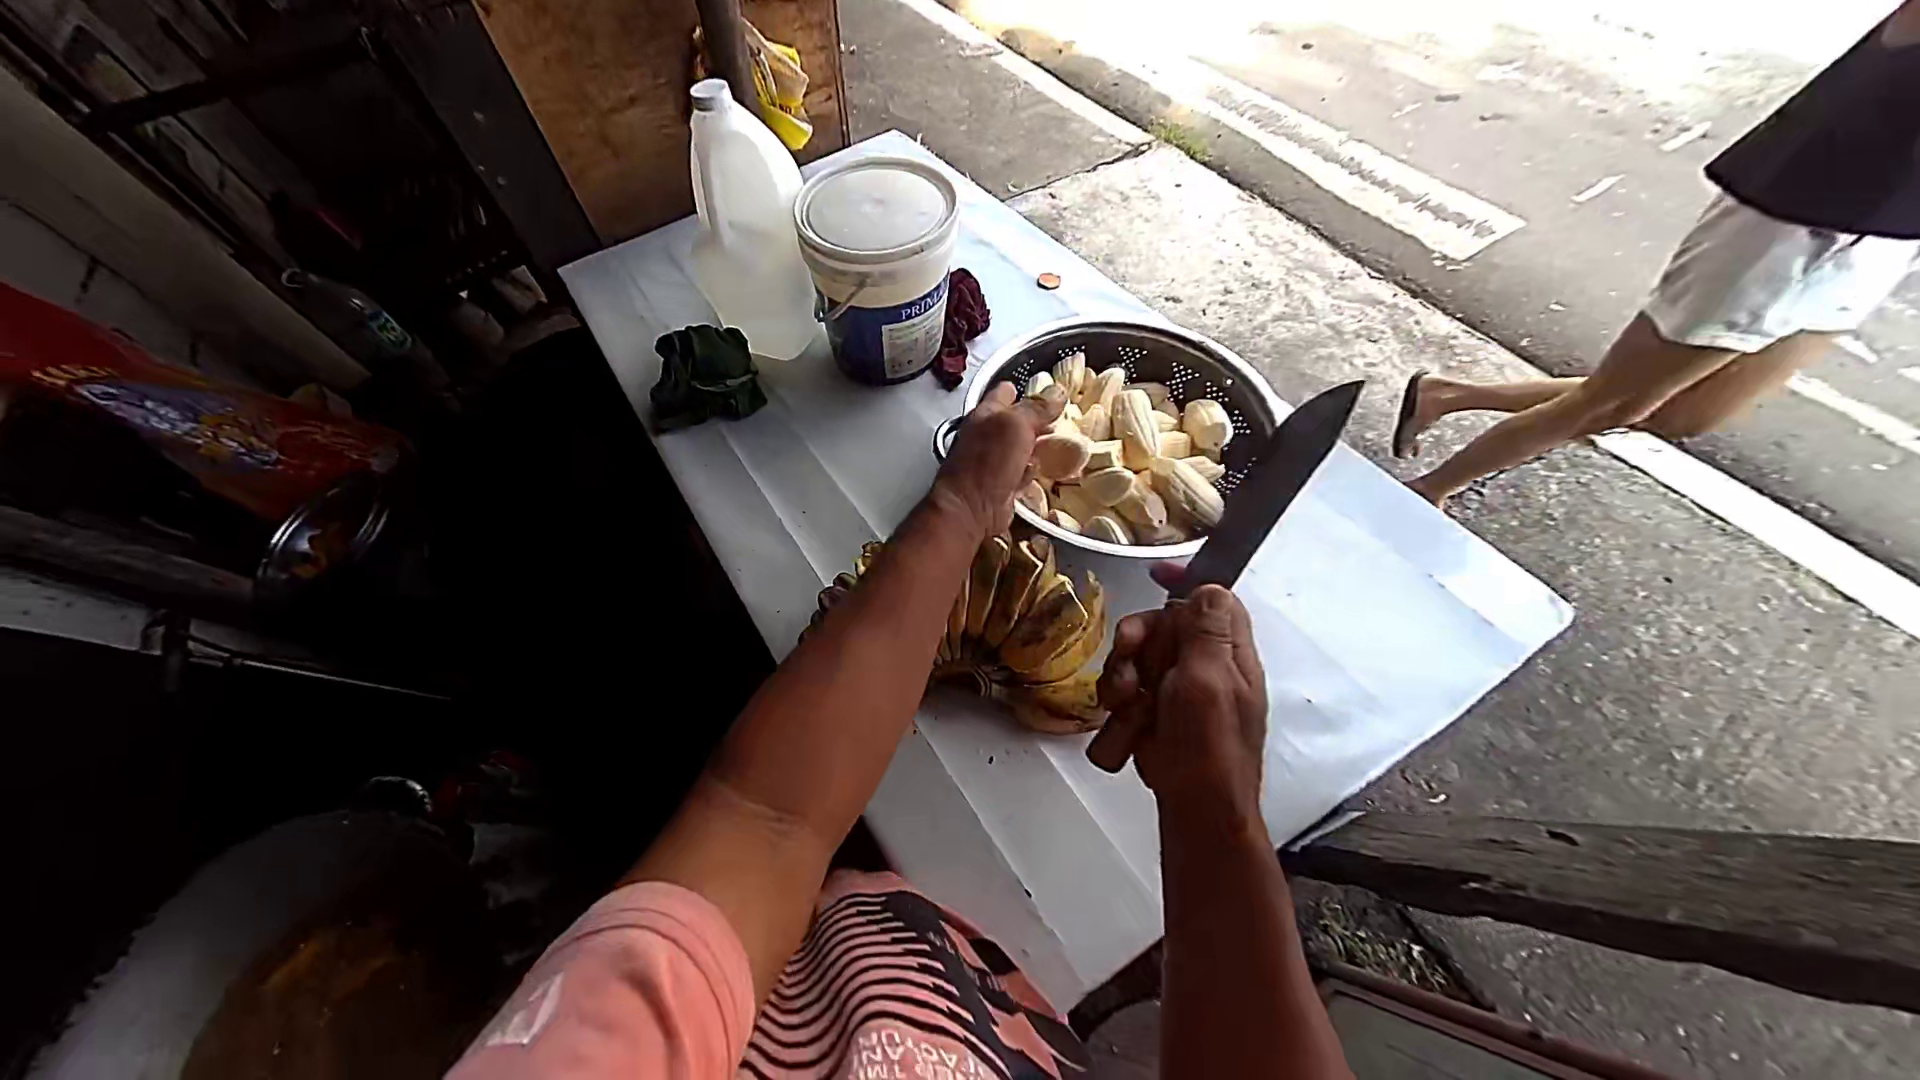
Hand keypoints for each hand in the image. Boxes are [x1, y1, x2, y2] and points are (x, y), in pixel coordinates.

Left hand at [932, 380, 1065, 536]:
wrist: (972, 508)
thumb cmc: (988, 462)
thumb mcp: (1016, 425)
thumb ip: (1036, 409)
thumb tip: (1057, 393)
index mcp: (986, 414)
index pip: (1004, 392)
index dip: (1024, 387)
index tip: (1045, 388)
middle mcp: (986, 435)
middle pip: (1014, 421)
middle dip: (1035, 419)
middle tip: (1057, 417)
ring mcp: (991, 461)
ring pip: (1018, 447)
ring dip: (1035, 445)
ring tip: (1055, 441)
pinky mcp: (1000, 484)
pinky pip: (1020, 472)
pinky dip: (1030, 470)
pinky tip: (1039, 469)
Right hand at [1098, 573, 1266, 822]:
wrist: (1194, 803)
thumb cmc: (1209, 743)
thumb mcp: (1210, 680)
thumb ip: (1209, 631)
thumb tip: (1213, 587)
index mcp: (1229, 652)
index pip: (1213, 600)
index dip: (1188, 582)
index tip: (1158, 573)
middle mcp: (1203, 663)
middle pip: (1162, 624)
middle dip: (1139, 637)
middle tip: (1128, 652)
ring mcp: (1176, 686)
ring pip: (1137, 654)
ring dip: (1123, 672)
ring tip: (1126, 701)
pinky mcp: (1152, 706)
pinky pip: (1124, 684)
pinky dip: (1117, 698)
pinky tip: (1124, 716)